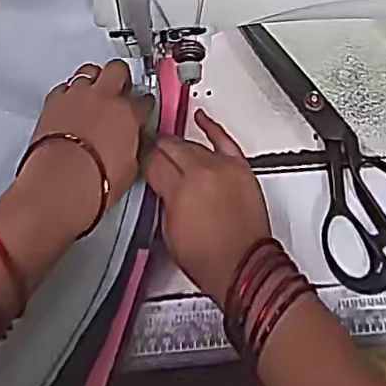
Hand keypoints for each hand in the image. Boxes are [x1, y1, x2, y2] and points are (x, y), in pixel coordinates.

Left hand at [14, 61, 149, 234]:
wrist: (61, 182)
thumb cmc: (94, 180)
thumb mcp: (129, 168)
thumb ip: (132, 148)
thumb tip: (130, 150)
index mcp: (129, 113)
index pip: (144, 100)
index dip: (143, 104)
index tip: (141, 108)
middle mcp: (105, 98)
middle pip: (117, 69)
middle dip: (120, 76)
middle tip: (120, 85)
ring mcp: (78, 96)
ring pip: (89, 71)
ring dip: (93, 79)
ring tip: (93, 89)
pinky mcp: (54, 101)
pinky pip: (64, 86)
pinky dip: (68, 92)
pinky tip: (69, 100)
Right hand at [145, 110, 272, 303]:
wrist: (245, 267)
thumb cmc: (210, 259)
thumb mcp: (168, 232)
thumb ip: (161, 200)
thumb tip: (159, 184)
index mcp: (178, 190)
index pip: (153, 161)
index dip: (144, 160)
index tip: (141, 159)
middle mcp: (201, 172)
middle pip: (171, 147)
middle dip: (159, 150)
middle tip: (153, 154)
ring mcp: (222, 168)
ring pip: (193, 143)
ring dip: (180, 145)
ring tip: (172, 146)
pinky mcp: (240, 167)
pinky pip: (223, 139)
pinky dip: (211, 127)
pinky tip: (201, 118)